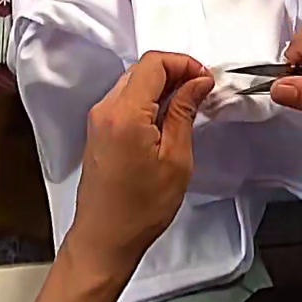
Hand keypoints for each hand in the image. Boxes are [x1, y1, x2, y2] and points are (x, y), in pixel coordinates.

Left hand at [63, 51, 214, 280]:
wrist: (104, 237)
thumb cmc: (140, 208)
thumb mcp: (175, 159)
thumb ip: (184, 112)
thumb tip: (197, 82)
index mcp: (125, 113)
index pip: (153, 63)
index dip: (183, 63)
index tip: (204, 78)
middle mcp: (106, 109)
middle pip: (142, 69)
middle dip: (174, 72)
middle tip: (200, 90)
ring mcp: (99, 118)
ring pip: (133, 81)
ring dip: (161, 85)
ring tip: (187, 105)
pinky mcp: (98, 128)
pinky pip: (124, 98)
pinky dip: (146, 98)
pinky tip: (165, 117)